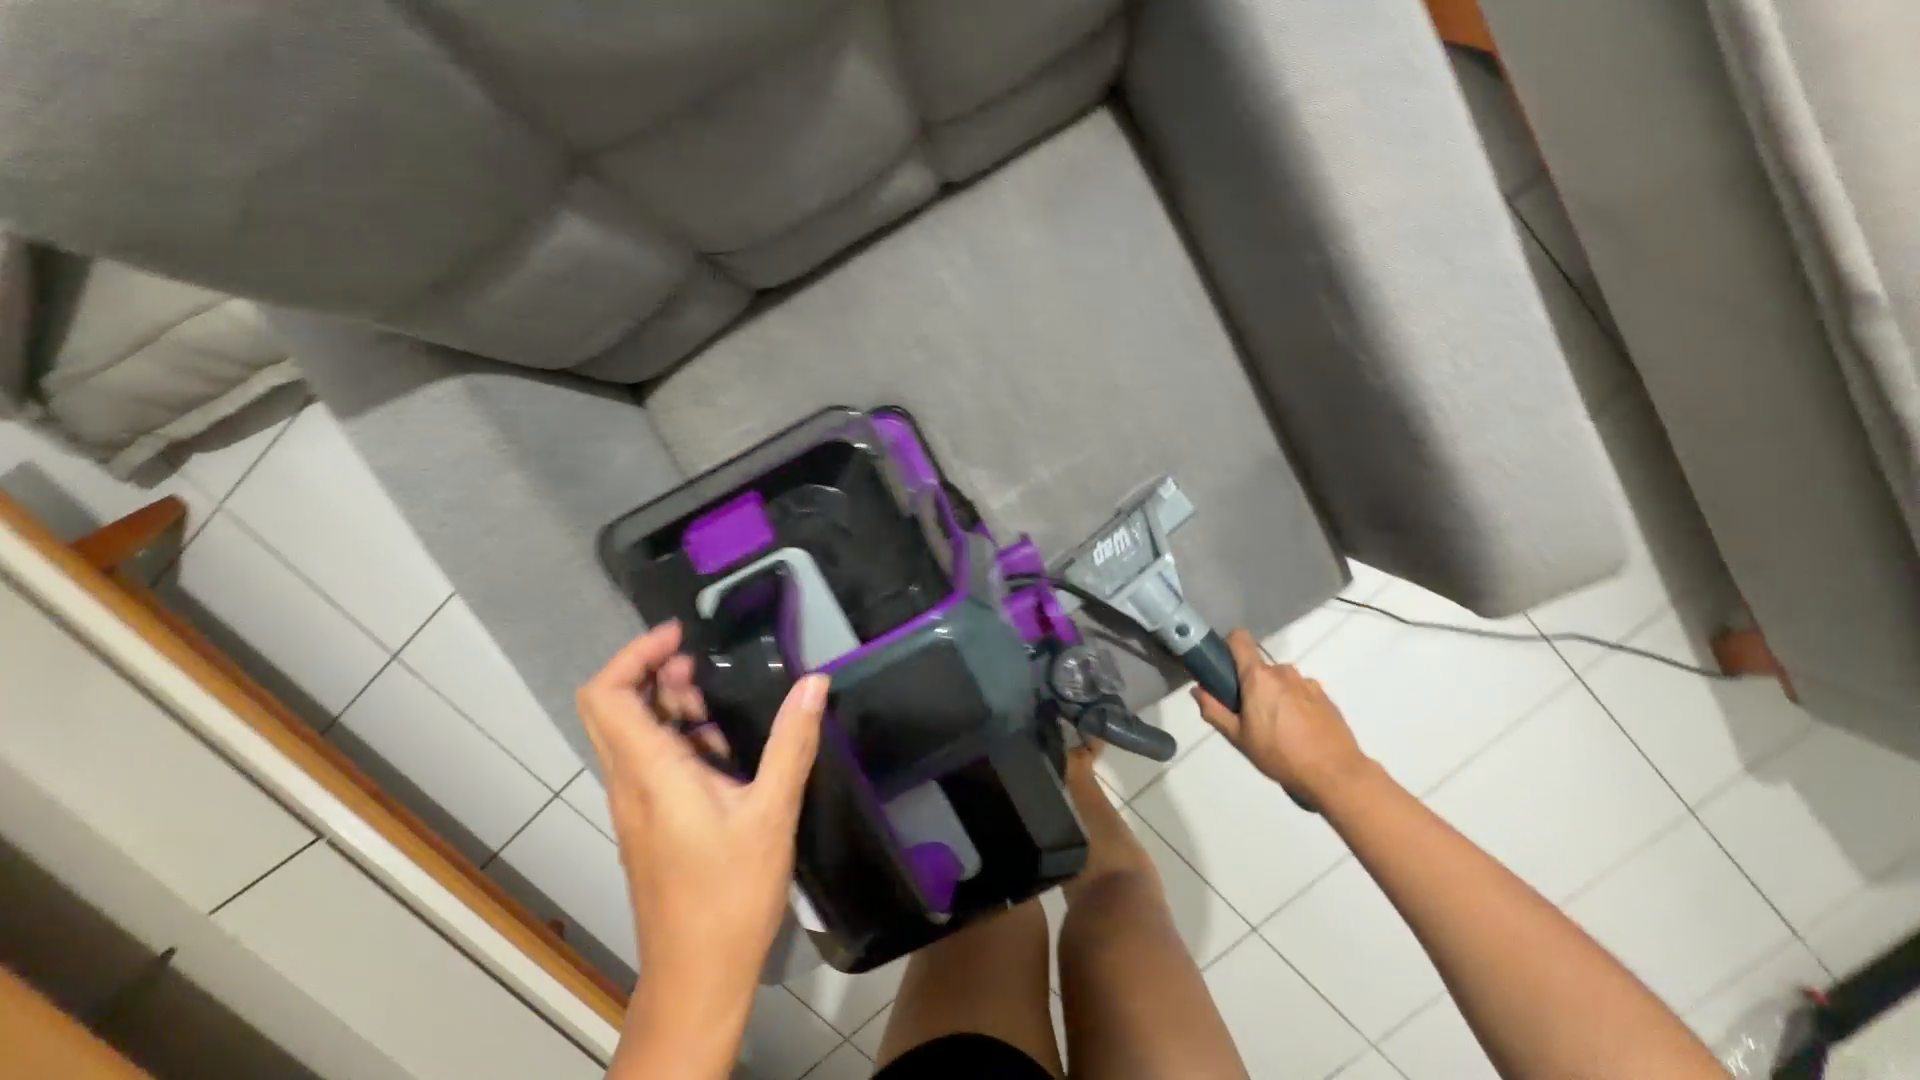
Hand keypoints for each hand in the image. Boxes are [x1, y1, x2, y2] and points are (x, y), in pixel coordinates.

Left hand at [577, 622, 827, 1010]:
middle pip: (614, 707)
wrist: (697, 972)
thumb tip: (815, 683)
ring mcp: (635, 806)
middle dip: (653, 672)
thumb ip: (792, 743)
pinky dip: (676, 739)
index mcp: (650, 771)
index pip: (608, 693)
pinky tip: (725, 750)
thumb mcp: (771, 812)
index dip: (634, 653)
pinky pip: (649, 763)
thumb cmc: (730, 892)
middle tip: (703, 662)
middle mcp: (630, 782)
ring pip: (632, 735)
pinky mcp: (648, 824)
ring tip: (719, 700)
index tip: (681, 636)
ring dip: (667, 706)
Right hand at [1192, 630, 1371, 804]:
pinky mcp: (1325, 696)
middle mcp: (1284, 672)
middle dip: (1251, 685)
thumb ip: (1214, 711)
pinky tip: (1299, 732)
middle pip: (1259, 668)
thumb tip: (1198, 690)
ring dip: (1274, 696)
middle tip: (1249, 715)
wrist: (1334, 773)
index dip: (1228, 646)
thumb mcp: (1238, 738)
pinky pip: (1300, 692)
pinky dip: (1294, 705)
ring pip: (1281, 682)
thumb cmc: (1279, 754)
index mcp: (1259, 677)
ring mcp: (1307, 683)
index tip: (1223, 668)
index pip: (1239, 639)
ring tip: (1277, 729)